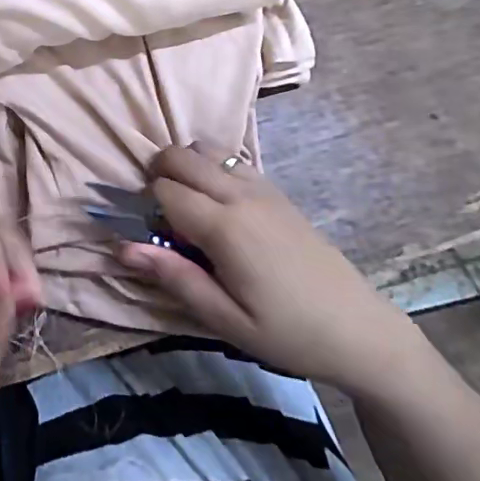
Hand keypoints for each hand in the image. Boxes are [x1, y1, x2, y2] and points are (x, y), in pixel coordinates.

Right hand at [116, 145, 426, 390]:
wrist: (358, 328)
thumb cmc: (287, 332)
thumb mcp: (225, 319)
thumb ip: (174, 277)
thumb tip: (121, 247)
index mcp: (225, 227)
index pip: (165, 189)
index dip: (147, 206)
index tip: (152, 233)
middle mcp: (240, 194)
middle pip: (181, 156)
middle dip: (158, 173)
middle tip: (159, 213)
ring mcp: (262, 187)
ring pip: (206, 149)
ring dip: (185, 165)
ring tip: (186, 204)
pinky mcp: (276, 190)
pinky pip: (232, 158)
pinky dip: (211, 165)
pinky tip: (216, 202)